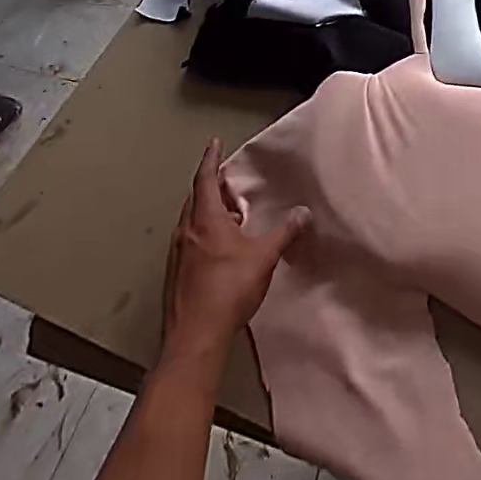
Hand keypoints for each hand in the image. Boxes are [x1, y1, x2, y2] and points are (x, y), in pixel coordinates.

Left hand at [161, 138, 309, 364]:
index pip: (205, 179)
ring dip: (209, 211)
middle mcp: (187, 230)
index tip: (214, 143)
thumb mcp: (264, 257)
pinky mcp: (177, 273)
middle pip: (196, 198)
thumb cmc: (228, 289)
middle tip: (227, 181)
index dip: (211, 159)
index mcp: (205, 219)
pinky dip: (205, 233)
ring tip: (230, 214)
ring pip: (192, 220)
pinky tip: (221, 248)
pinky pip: (191, 240)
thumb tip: (303, 213)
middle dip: (211, 185)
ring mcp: (179, 253)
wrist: (196, 335)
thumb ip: (284, 233)